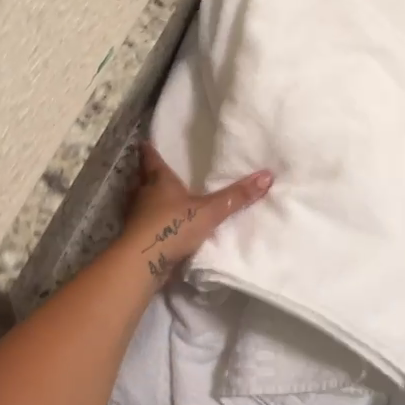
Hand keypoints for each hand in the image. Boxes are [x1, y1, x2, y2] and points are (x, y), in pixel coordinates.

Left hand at [118, 142, 272, 285]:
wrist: (143, 262)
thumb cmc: (172, 226)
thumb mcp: (210, 211)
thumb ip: (236, 196)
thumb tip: (268, 175)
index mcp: (158, 180)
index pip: (150, 158)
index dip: (150, 150)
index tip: (146, 142)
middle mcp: (143, 194)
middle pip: (143, 179)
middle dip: (150, 175)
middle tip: (160, 170)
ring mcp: (137, 217)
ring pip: (142, 201)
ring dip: (150, 200)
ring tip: (164, 198)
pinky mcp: (137, 237)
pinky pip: (145, 224)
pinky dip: (152, 222)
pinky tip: (164, 227)